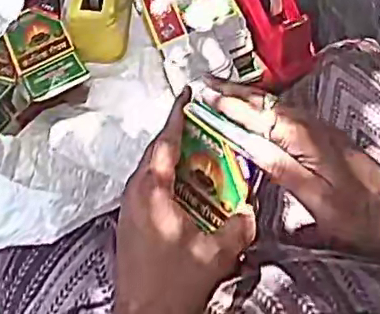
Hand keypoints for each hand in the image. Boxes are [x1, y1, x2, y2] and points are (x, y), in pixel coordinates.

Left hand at [115, 91, 255, 313]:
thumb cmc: (172, 284)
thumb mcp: (214, 253)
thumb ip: (238, 226)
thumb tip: (250, 210)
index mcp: (152, 187)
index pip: (165, 139)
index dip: (178, 113)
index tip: (187, 94)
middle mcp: (135, 190)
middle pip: (157, 150)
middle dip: (179, 135)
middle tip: (201, 125)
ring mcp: (129, 206)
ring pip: (151, 168)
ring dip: (172, 158)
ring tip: (198, 156)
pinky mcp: (129, 221)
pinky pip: (148, 186)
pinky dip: (166, 178)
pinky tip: (185, 191)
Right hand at [198, 80, 379, 258]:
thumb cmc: (353, 208)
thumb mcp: (312, 194)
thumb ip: (278, 165)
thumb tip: (246, 143)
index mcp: (298, 133)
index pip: (254, 114)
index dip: (227, 104)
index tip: (203, 94)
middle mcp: (303, 121)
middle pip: (260, 101)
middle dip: (231, 90)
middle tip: (205, 82)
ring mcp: (310, 124)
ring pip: (269, 104)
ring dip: (243, 95)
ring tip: (220, 90)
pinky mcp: (315, 132)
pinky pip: (278, 111)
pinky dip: (258, 105)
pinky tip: (252, 110)